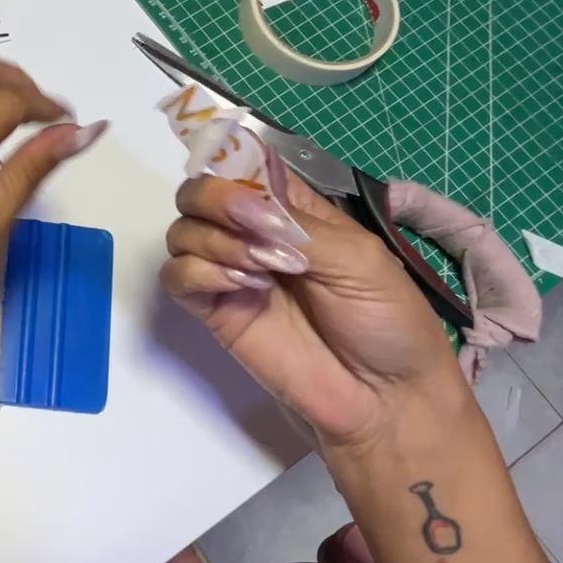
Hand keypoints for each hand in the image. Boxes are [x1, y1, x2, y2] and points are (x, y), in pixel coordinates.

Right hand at [159, 171, 470, 453]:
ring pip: (180, 233)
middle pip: (197, 195)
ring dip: (214, 240)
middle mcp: (251, 235)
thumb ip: (299, 226)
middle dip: (216, 200)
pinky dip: (197, 272)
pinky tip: (240, 286)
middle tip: (255, 227)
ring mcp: (229, 273)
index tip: (251, 186)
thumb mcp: (359, 257)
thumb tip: (249, 209)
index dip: (233, 166)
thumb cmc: (387, 320)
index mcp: (291, 212)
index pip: (241, 168)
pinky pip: (176, 277)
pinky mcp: (213, 311)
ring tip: (260, 269)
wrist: (382, 396)